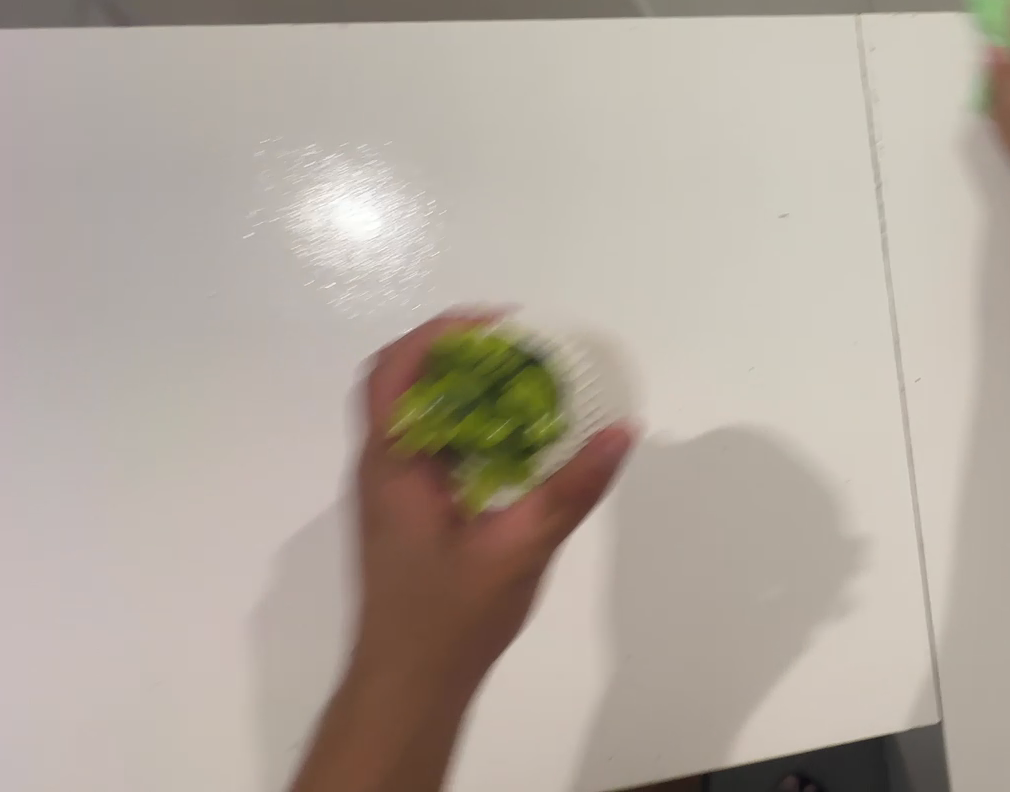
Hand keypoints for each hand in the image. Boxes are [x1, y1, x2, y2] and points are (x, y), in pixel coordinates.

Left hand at [351, 309, 634, 690]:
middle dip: (459, 350)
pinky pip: (440, 439)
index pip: (393, 374)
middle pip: (406, 382)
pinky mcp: (417, 505)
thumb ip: (571, 489)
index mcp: (395, 467)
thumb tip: (622, 429)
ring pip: (421, 410)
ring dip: (467, 381)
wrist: (411, 684)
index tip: (501, 324)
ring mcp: (399, 488)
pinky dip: (475, 416)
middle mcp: (387, 467)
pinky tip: (523, 432)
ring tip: (530, 375)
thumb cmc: (452, 616)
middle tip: (524, 344)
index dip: (440, 336)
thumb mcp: (521, 548)